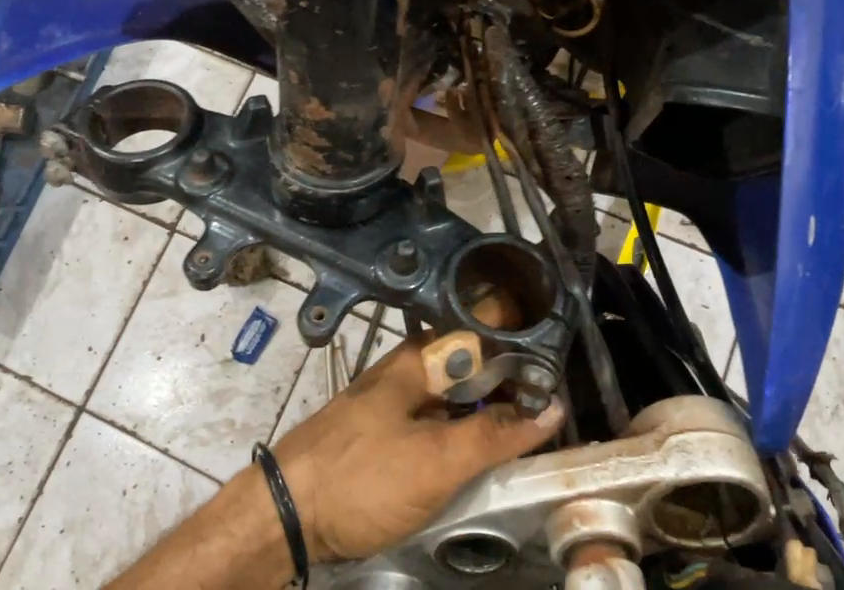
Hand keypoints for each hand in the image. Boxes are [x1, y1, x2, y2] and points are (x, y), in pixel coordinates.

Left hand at [269, 340, 564, 562]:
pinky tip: (483, 449)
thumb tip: (550, 409)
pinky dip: (465, 427)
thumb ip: (497, 433)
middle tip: (553, 398)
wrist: (284, 517)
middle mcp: (408, 370)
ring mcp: (394, 401)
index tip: (559, 349)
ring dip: (490, 406)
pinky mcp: (385, 433)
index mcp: (420, 358)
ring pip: (455, 392)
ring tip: (531, 424)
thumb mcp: (438, 460)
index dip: (524, 331)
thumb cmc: (361, 478)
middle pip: (472, 360)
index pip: (483, 325)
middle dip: (513, 376)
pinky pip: (438, 419)